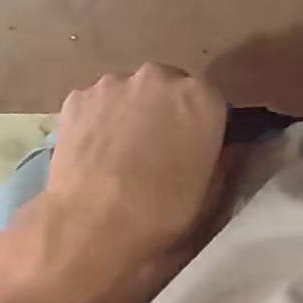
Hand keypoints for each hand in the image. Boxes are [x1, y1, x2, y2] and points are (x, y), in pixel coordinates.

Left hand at [35, 63, 227, 278]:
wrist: (92, 224)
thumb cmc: (159, 215)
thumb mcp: (208, 193)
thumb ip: (220, 159)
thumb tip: (226, 148)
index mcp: (202, 98)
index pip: (207, 100)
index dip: (196, 125)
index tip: (188, 148)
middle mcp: (159, 77)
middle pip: (164, 88)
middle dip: (159, 113)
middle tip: (149, 152)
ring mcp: (113, 84)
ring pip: (125, 94)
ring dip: (125, 115)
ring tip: (114, 156)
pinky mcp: (76, 98)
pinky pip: (92, 106)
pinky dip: (93, 123)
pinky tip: (89, 155)